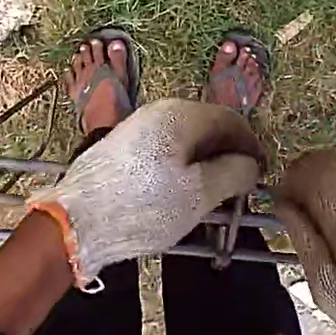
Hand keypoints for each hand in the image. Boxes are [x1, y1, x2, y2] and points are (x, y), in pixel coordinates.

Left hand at [28, 100, 261, 287]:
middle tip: (238, 191)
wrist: (76, 223)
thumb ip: (233, 173)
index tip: (259, 176)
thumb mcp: (199, 194)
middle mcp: (159, 111)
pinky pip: (166, 150)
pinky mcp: (124, 147)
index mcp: (180, 114)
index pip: (231, 120)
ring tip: (213, 197)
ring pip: (186, 140)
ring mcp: (138, 127)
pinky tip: (182, 194)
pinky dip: (183, 167)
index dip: (251, 147)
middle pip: (208, 127)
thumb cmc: (143, 206)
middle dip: (228, 155)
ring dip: (206, 163)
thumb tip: (250, 163)